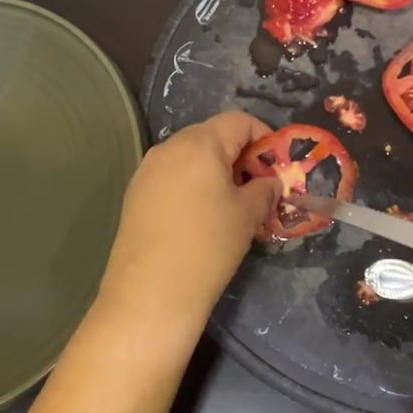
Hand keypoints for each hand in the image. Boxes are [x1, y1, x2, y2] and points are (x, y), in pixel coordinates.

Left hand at [97, 111, 282, 337]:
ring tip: (232, 206)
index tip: (278, 166)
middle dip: (240, 155)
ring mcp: (147, 170)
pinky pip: (171, 176)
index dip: (264, 137)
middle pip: (212, 135)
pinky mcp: (135, 194)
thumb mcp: (247, 216)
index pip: (238, 120)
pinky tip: (201, 218)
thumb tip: (271, 181)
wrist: (150, 292)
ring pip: (190, 157)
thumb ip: (264, 190)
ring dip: (215, 171)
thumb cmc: (207, 246)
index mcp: (198, 143)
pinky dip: (192, 185)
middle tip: (259, 188)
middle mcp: (168, 148)